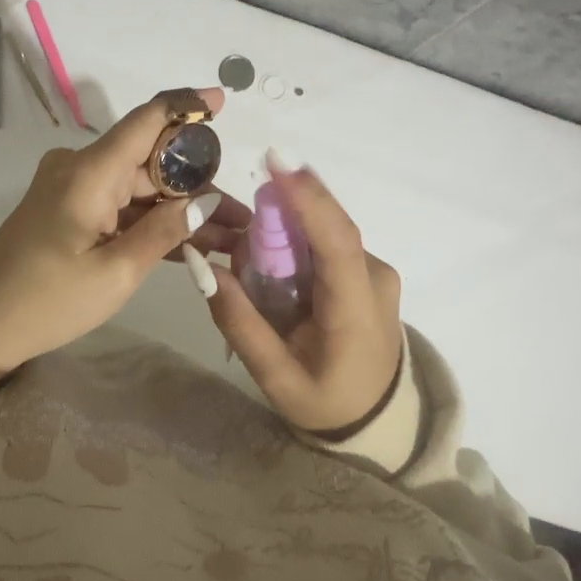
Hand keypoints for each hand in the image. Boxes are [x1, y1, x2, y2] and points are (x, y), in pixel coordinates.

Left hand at [0, 88, 231, 400]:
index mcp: (89, 172)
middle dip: (199, 185)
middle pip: (151, 161)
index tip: (224, 100)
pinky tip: (193, 245)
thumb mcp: (117, 272)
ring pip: (141, 189)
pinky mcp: (70, 214)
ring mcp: (74, 192)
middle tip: (245, 218)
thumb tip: (206, 200)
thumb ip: (165, 231)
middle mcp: (81, 169)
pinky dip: (153, 224)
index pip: (146, 121)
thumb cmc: (50, 302)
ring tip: (231, 238)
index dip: (187, 107)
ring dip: (181, 211)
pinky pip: (122, 208)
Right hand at [206, 164, 403, 434]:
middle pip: (322, 228)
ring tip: (248, 274)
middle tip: (229, 244)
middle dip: (274, 222)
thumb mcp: (276, 377)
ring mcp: (375, 272)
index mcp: (356, 307)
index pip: (337, 239)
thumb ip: (241, 323)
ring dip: (280, 239)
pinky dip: (292, 252)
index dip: (307, 197)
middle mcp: (374, 277)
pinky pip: (324, 247)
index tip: (275, 160)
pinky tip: (270, 278)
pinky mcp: (366, 272)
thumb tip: (204, 268)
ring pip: (320, 235)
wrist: (376, 420)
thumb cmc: (326, 403)